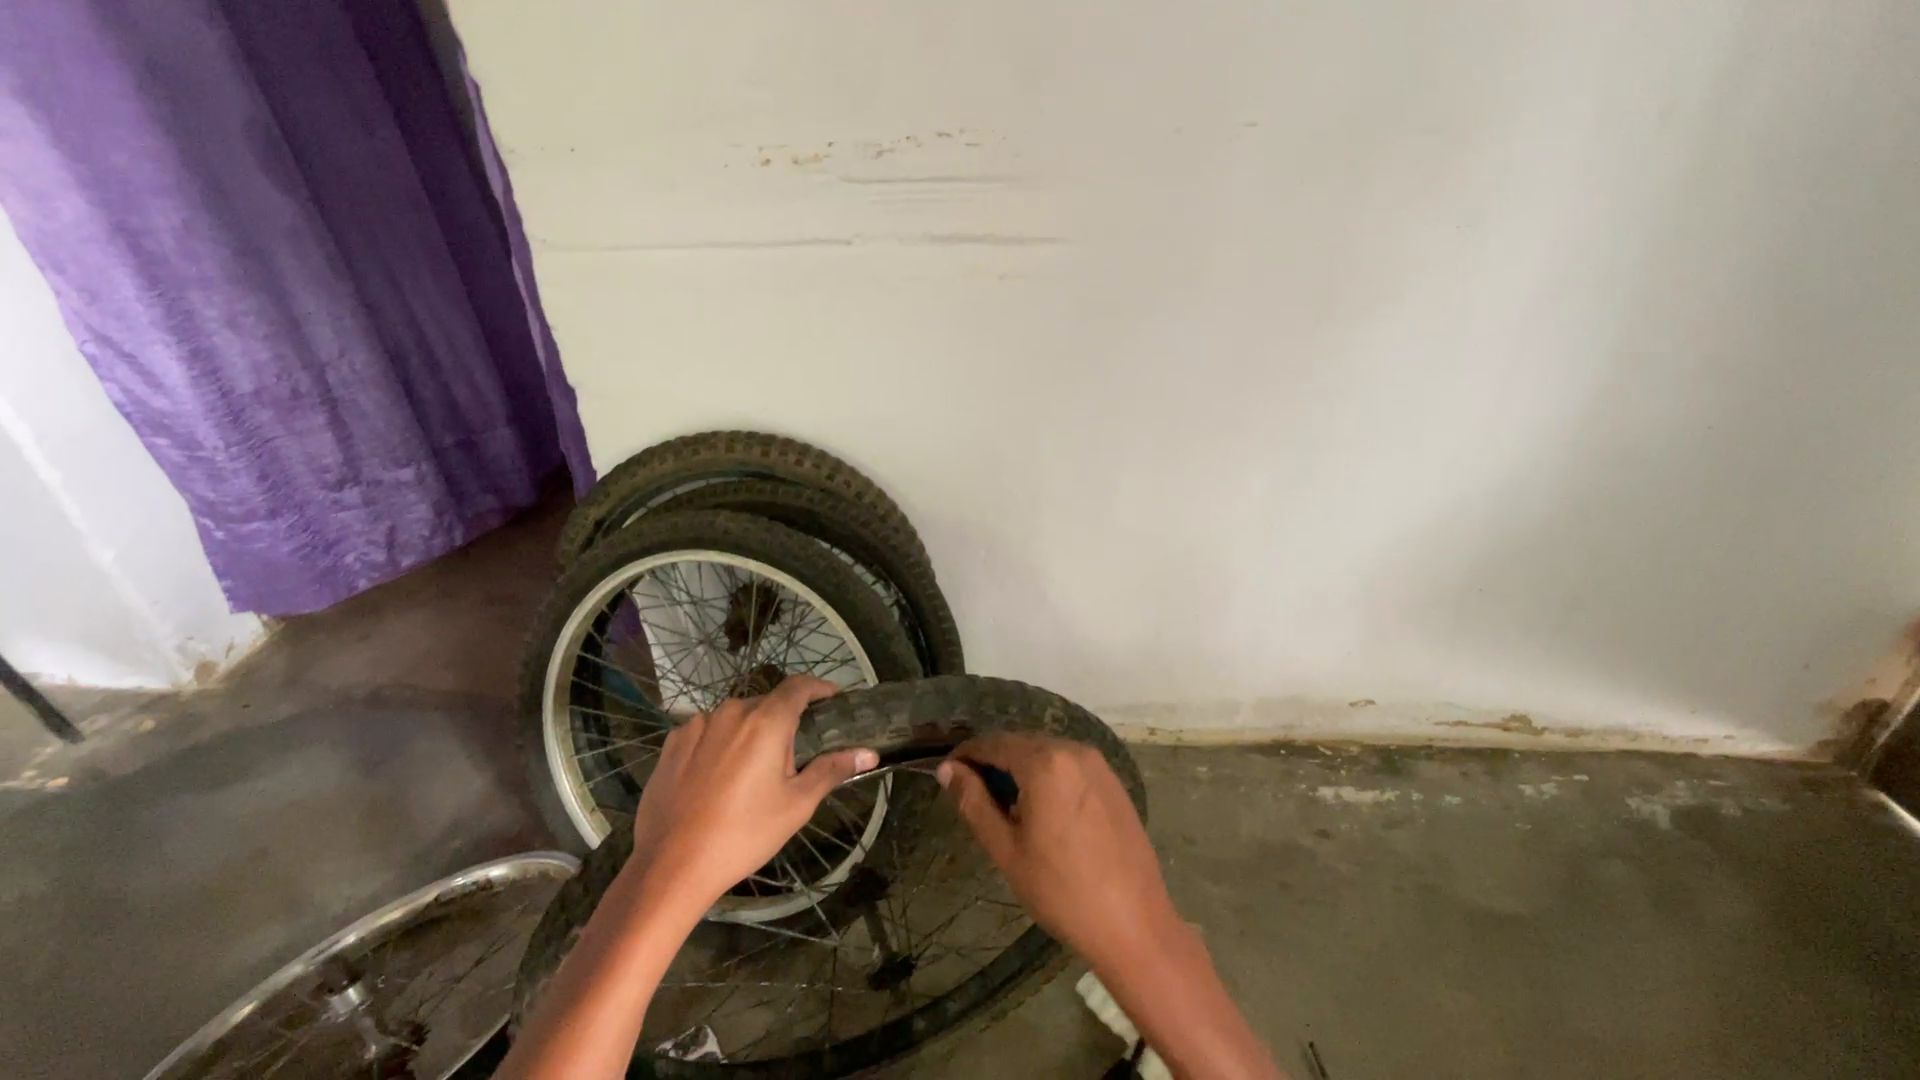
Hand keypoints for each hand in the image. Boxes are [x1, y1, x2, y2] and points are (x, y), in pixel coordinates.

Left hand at [627, 675, 877, 909]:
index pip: (798, 686)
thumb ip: (832, 770)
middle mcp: (730, 712)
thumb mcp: (797, 804)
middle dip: (784, 720)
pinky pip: (706, 732)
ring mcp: (696, 725)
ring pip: (734, 718)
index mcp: (765, 721)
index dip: (819, 688)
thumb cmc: (744, 834)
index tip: (833, 700)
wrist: (672, 865)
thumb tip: (870, 753)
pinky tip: (718, 777)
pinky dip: (720, 743)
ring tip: (753, 770)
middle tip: (795, 755)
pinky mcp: (671, 744)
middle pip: (766, 703)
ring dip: (750, 732)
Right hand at [937, 733, 1177, 969]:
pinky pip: (1070, 766)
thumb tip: (947, 770)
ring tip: (1002, 805)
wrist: (1134, 923)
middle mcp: (1074, 751)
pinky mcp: (1114, 783)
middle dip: (993, 760)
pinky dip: (1048, 776)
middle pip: (1021, 743)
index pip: (993, 743)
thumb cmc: (1061, 890)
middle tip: (970, 793)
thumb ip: (973, 802)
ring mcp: (1099, 765)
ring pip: (1046, 753)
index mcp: (1045, 762)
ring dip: (1020, 768)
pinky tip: (1041, 810)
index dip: (965, 755)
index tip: (946, 775)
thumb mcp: (1006, 849)